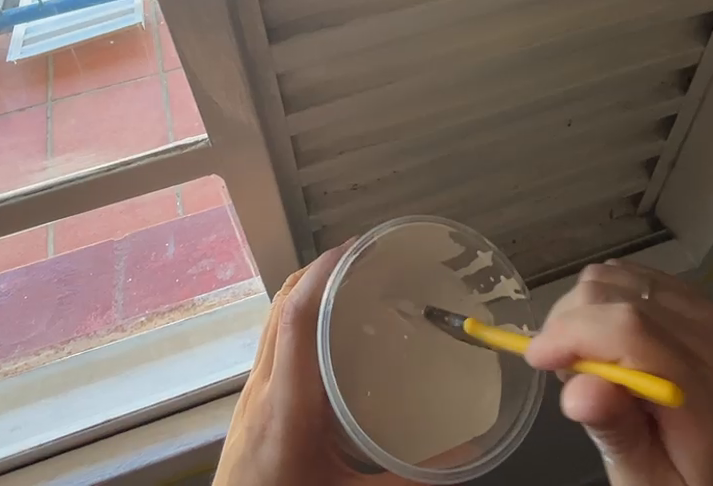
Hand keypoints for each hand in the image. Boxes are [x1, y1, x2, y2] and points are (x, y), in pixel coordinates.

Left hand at [215, 244, 416, 485]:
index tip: (354, 249)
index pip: (296, 319)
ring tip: (347, 282)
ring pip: (272, 320)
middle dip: (317, 271)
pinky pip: (271, 340)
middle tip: (361, 258)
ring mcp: (250, 393)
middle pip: (281, 307)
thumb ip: (407, 480)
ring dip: (305, 290)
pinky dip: (296, 317)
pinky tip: (324, 331)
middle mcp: (262, 389)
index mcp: (285, 407)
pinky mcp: (249, 402)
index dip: (321, 275)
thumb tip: (464, 456)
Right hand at [525, 260, 712, 485]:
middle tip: (562, 369)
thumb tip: (576, 390)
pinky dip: (601, 295)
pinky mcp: (693, 296)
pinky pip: (627, 271)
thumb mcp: (649, 482)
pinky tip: (603, 332)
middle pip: (614, 294)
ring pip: (613, 275)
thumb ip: (617, 434)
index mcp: (704, 394)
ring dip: (581, 308)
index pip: (630, 330)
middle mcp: (708, 339)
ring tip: (585, 355)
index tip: (536, 359)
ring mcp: (704, 310)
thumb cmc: (691, 483)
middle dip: (568, 323)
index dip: (573, 333)